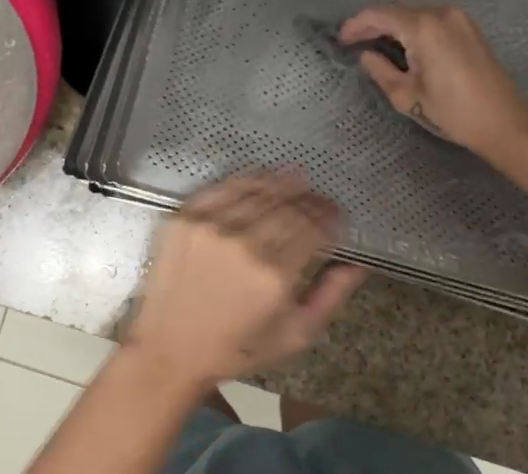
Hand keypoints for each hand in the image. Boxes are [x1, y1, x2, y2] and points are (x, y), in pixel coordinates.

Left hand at [126, 171, 366, 387]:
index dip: (329, 216)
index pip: (313, 228)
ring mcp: (210, 225)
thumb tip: (358, 264)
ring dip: (282, 183)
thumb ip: (329, 297)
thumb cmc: (236, 349)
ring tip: (297, 180)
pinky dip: (247, 180)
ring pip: (258, 190)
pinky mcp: (185, 216)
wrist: (170, 348)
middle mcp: (243, 242)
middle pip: (288, 205)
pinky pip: (223, 187)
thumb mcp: (294, 336)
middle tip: (320, 199)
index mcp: (274, 275)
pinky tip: (261, 179)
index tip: (337, 214)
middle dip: (311, 200)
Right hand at [339, 2, 527, 152]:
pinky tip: (405, 46)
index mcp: (423, 27)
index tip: (341, 41)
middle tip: (356, 44)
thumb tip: (366, 55)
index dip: (356, 25)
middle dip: (373, 24)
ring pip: (414, 12)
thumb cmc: (453, 112)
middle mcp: (440, 13)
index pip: (378, 14)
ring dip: (393, 25)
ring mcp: (458, 17)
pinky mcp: (469, 27)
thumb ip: (380, 70)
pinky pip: (431, 18)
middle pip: (396, 9)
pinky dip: (413, 27)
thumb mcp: (407, 95)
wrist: (505, 123)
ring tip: (377, 45)